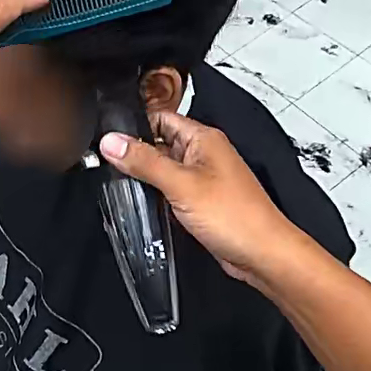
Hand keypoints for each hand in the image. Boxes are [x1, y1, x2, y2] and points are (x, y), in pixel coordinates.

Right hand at [98, 112, 311, 284]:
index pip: (161, 117)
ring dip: (148, 178)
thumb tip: (113, 142)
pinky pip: (172, 190)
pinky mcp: (201, 201)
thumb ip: (145, 162)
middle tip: (114, 167)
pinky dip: (159, 196)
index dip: (134, 126)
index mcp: (204, 139)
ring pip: (164, 169)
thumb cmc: (237, 217)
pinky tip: (149, 205)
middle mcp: (204, 155)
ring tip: (130, 188)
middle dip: (137, 154)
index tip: (109, 140)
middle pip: (159, 143)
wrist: (261, 253)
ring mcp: (203, 178)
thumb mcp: (181, 184)